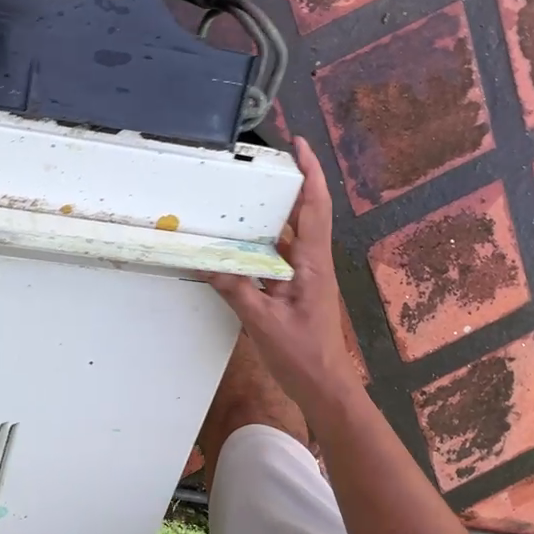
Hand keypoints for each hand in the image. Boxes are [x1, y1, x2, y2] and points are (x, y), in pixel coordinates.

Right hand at [208, 137, 361, 410]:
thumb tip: (208, 262)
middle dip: (292, 182)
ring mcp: (306, 275)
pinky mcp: (297, 288)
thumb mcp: (263, 323)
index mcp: (311, 264)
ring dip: (277, 211)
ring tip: (247, 193)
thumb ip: (236, 290)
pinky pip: (281, 254)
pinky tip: (241, 240)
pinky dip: (264, 241)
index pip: (314, 208)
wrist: (325, 388)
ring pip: (292, 233)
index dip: (310, 174)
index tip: (300, 145)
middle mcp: (312, 262)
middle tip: (264, 161)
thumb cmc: (302, 356)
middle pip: (306, 212)